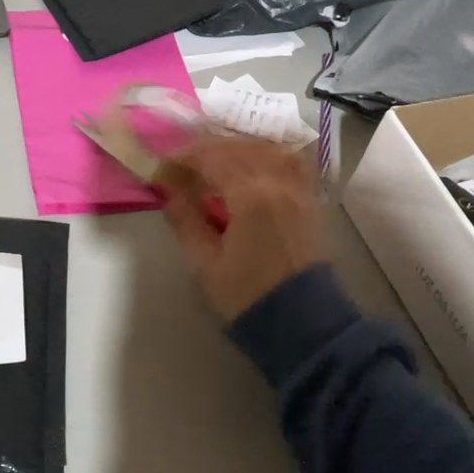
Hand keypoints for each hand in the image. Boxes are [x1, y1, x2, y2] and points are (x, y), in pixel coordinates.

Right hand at [159, 136, 326, 320]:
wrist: (303, 324)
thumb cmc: (249, 297)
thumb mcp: (206, 265)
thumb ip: (187, 222)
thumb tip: (171, 194)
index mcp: (251, 196)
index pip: (212, 159)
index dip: (183, 160)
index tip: (162, 172)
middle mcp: (279, 183)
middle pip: (239, 148)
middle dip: (206, 151)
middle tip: (182, 167)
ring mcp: (300, 190)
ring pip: (268, 148)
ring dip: (238, 148)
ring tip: (215, 163)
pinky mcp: (311, 201)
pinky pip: (290, 162)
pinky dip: (267, 156)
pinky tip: (253, 166)